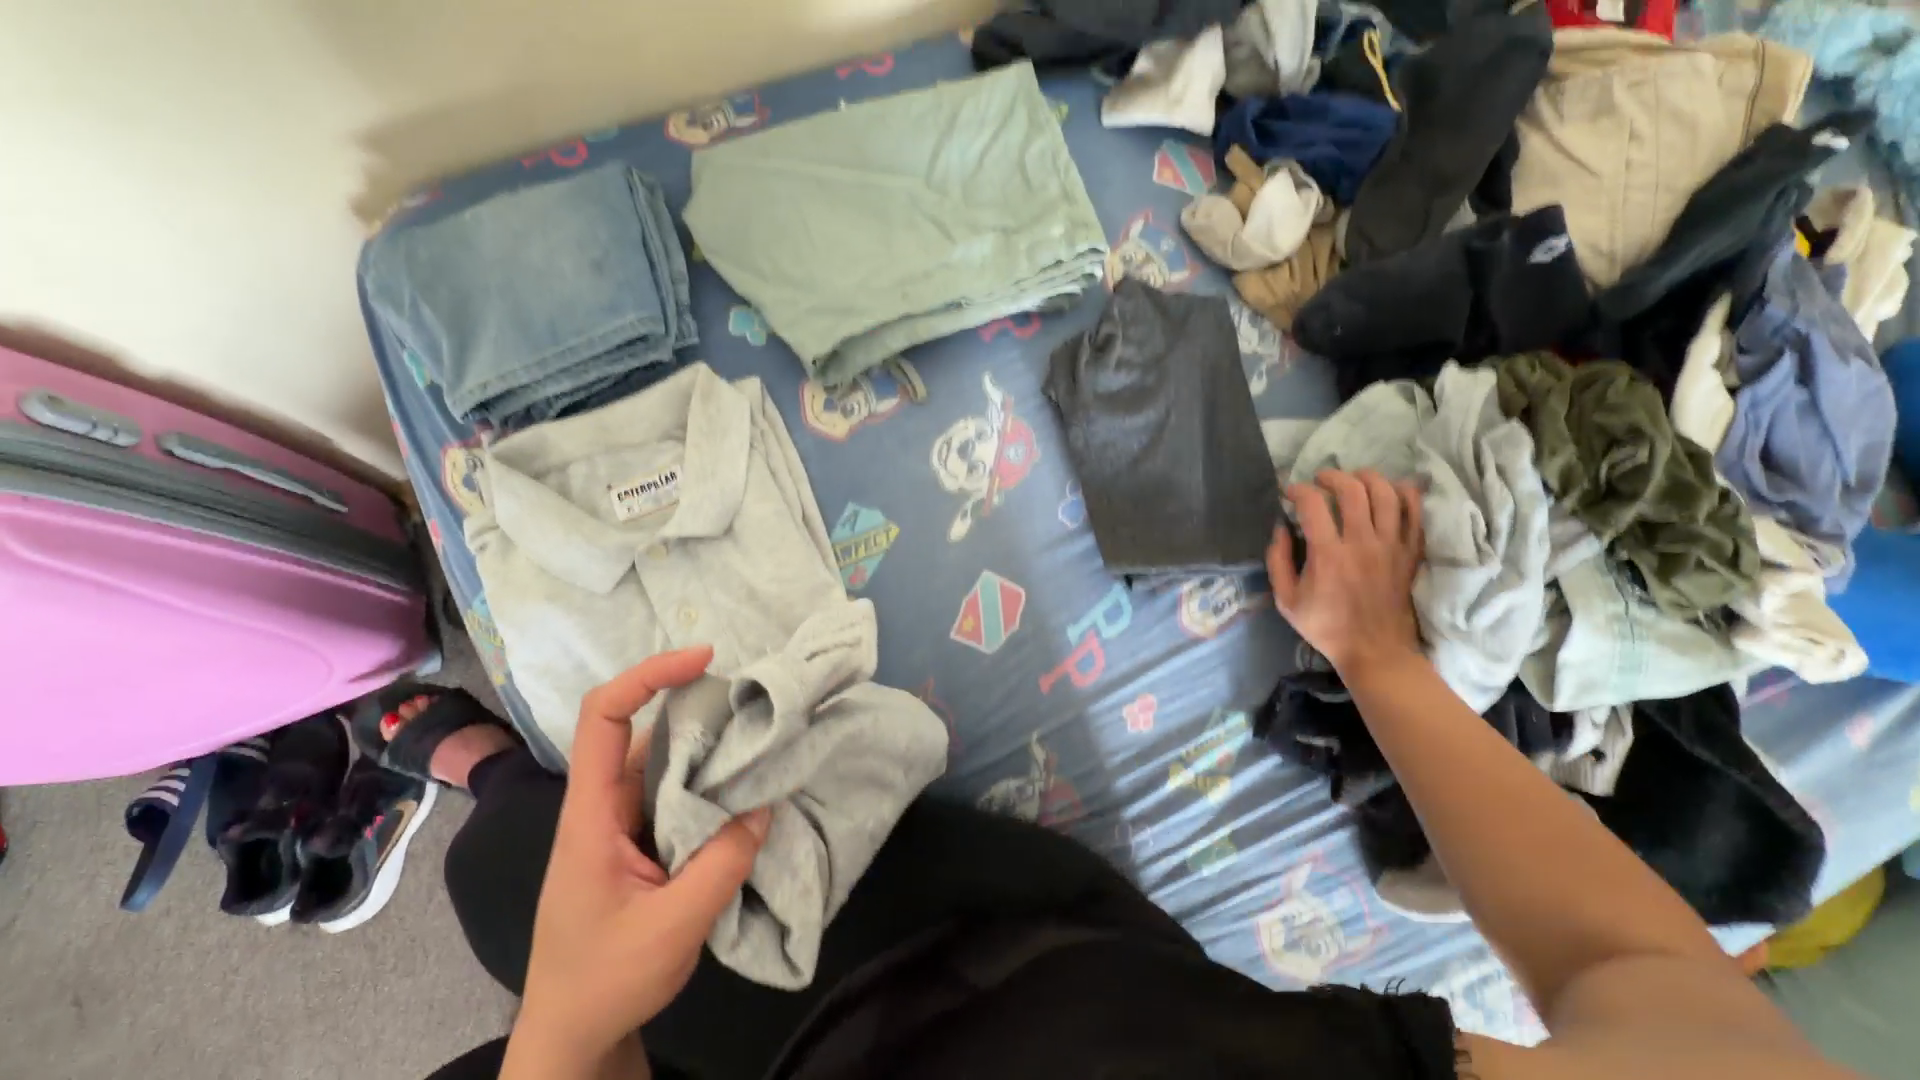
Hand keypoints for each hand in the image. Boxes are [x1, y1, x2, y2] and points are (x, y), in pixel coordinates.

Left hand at [512, 647, 771, 1059]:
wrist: (572, 1034)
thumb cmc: (605, 980)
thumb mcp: (673, 927)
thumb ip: (722, 864)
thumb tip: (763, 807)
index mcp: (591, 816)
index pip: (604, 718)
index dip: (647, 676)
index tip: (703, 660)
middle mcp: (603, 809)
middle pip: (645, 734)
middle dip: (699, 711)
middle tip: (758, 709)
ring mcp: (621, 828)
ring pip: (664, 768)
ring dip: (710, 752)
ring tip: (763, 745)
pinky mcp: (639, 848)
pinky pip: (675, 800)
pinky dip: (710, 787)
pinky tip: (746, 792)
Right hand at [1267, 469, 1424, 678]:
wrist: (1375, 651)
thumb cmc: (1327, 627)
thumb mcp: (1286, 601)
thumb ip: (1278, 562)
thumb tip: (1280, 529)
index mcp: (1328, 555)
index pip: (1313, 504)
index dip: (1298, 490)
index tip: (1290, 493)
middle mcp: (1362, 543)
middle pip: (1352, 489)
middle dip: (1332, 476)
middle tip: (1320, 481)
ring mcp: (1391, 546)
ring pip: (1387, 493)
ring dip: (1368, 478)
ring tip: (1354, 479)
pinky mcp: (1410, 552)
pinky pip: (1414, 512)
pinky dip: (1405, 494)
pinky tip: (1391, 490)